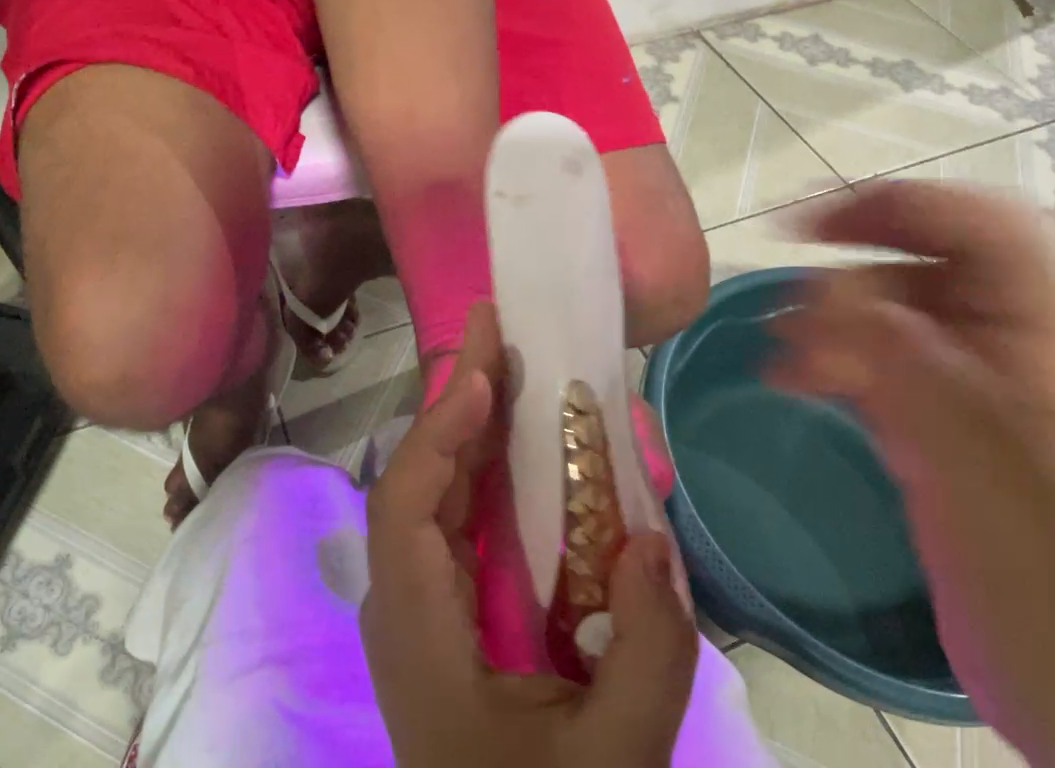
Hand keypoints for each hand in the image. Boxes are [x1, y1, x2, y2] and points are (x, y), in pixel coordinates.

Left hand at [362, 304, 697, 767]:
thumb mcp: (614, 757)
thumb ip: (648, 653)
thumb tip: (650, 540)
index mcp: (419, 634)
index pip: (404, 510)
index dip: (437, 434)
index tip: (478, 372)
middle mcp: (404, 607)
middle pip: (415, 485)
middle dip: (453, 403)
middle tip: (493, 330)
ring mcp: (421, 610)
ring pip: (434, 499)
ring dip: (469, 429)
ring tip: (507, 364)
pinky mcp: (446, 617)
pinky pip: (456, 527)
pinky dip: (485, 474)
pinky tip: (519, 445)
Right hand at [771, 183, 1054, 767]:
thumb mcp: (998, 481)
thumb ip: (921, 379)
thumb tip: (832, 293)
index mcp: (1053, 355)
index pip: (985, 237)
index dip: (899, 209)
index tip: (803, 229)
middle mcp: (1013, 365)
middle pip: (927, 277)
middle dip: (847, 278)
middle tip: (777, 317)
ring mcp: (976, 410)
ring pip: (894, 329)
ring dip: (829, 326)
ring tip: (775, 358)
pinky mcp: (944, 451)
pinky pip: (881, 382)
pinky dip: (831, 370)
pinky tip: (791, 384)